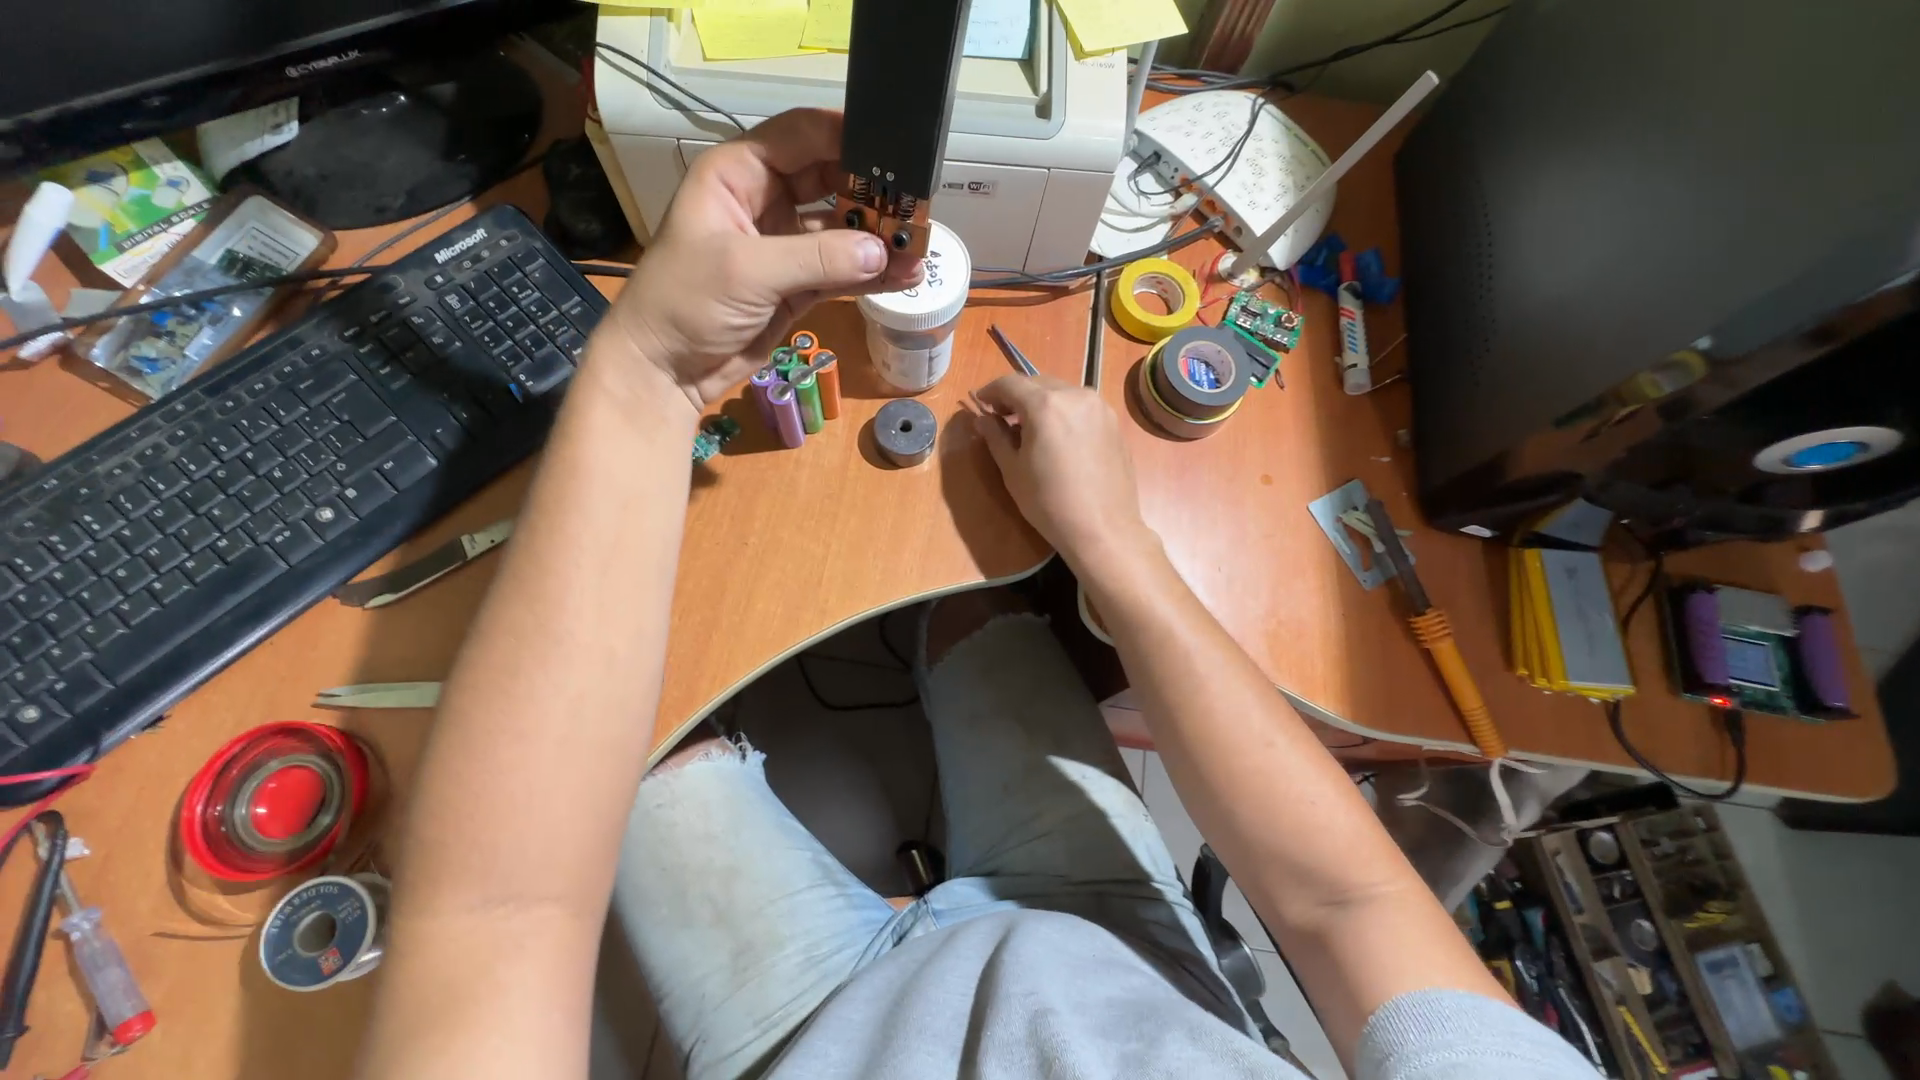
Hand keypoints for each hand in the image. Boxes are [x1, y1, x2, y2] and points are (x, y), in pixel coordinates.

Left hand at [602, 108, 923, 414]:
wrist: (665, 369)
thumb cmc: (687, 301)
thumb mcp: (746, 270)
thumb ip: (817, 258)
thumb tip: (881, 252)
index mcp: (739, 173)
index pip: (801, 136)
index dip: (847, 136)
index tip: (896, 149)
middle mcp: (765, 200)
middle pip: (831, 180)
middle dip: (873, 192)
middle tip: (917, 205)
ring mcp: (784, 245)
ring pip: (842, 230)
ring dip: (878, 238)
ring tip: (919, 246)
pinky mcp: (798, 286)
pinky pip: (843, 272)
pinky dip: (872, 274)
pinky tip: (905, 275)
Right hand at [973, 374, 1156, 572]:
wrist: (1103, 529)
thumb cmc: (1049, 503)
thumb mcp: (1013, 470)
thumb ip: (995, 437)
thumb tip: (982, 419)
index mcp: (1046, 405)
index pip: (1010, 383)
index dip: (990, 391)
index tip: (980, 404)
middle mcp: (1075, 395)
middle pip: (1038, 383)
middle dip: (1017, 396)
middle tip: (1002, 419)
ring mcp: (1100, 407)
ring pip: (1062, 393)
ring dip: (1042, 403)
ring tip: (1031, 430)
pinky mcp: (1114, 422)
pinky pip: (1081, 407)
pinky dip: (1064, 413)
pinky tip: (1058, 438)